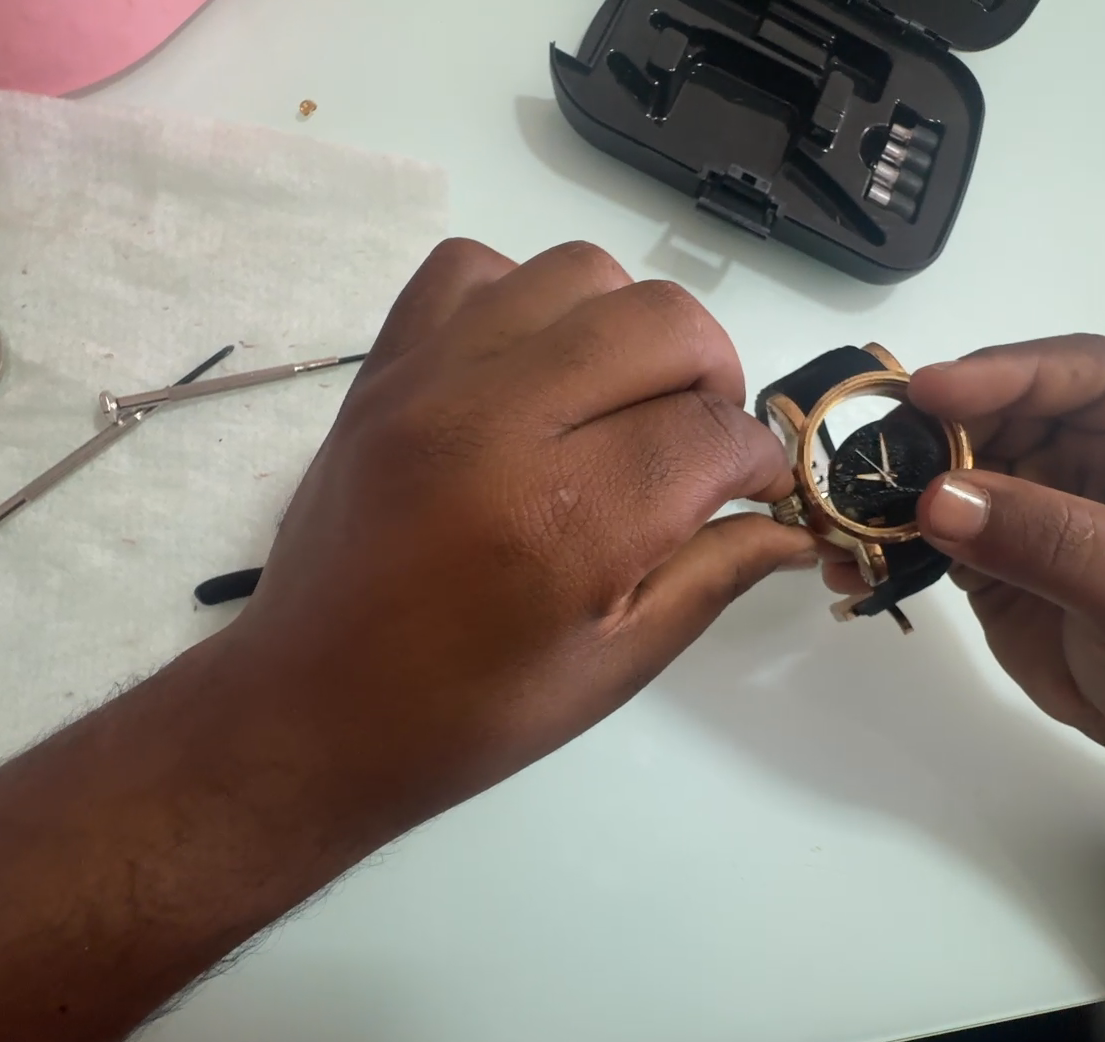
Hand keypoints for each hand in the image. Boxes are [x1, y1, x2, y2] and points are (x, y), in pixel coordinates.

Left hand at [220, 239, 812, 825]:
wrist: (312, 709)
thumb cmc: (474, 710)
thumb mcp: (617, 664)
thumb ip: (716, 574)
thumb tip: (792, 525)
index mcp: (566, 521)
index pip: (713, 435)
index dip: (760, 459)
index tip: (759, 487)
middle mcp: (498, 423)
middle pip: (664, 323)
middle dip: (717, 377)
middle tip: (701, 441)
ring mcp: (428, 378)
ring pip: (580, 271)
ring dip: (633, 329)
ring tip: (623, 399)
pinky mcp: (383, 366)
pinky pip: (476, 268)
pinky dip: (530, 302)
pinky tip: (536, 371)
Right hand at [825, 335, 1104, 751]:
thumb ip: (1050, 540)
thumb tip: (935, 501)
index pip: (1084, 374)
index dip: (1009, 372)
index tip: (930, 392)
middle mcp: (1089, 450)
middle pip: (999, 410)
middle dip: (932, 431)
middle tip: (869, 457)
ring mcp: (1031, 499)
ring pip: (950, 465)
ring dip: (893, 486)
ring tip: (840, 509)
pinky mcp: (986, 547)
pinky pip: (927, 530)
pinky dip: (886, 542)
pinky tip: (849, 561)